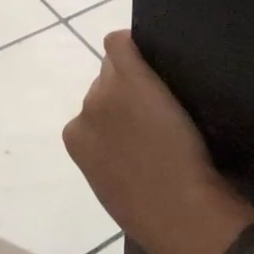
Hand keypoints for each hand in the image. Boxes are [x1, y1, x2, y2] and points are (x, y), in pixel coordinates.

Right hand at [62, 32, 251, 253]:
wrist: (178, 211)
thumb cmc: (151, 209)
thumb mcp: (112, 184)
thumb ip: (107, 154)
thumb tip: (121, 136)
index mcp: (75, 139)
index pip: (92, 107)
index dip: (115, 110)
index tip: (136, 121)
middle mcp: (85, 111)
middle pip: (104, 84)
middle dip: (124, 92)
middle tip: (155, 111)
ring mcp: (105, 93)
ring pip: (117, 67)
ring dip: (137, 77)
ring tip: (165, 100)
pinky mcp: (130, 78)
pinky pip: (120, 44)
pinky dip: (131, 43)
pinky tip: (153, 48)